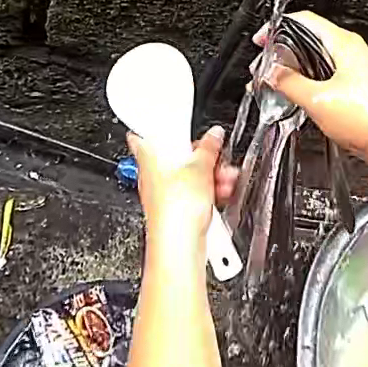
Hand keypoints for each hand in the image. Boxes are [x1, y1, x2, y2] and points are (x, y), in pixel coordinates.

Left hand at [127, 126, 238, 253]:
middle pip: (176, 155)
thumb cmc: (175, 209)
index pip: (143, 134)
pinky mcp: (177, 210)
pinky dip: (208, 189)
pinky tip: (221, 191)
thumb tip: (214, 135)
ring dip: (210, 173)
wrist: (179, 246)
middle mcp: (153, 175)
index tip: (171, 121)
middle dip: (201, 155)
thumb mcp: (200, 167)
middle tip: (215, 156)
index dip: (157, 125)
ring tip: (224, 177)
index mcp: (149, 158)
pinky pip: (194, 192)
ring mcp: (165, 193)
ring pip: (189, 174)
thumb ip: (209, 147)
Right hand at [256, 11, 367, 174]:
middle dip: (281, 54)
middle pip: (308, 41)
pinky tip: (296, 100)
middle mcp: (350, 52)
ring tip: (274, 86)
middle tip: (263, 70)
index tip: (260, 41)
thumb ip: (290, 83)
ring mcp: (355, 71)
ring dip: (293, 72)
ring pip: (316, 62)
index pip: (303, 21)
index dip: (277, 28)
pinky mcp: (357, 90)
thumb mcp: (318, 100)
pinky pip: (326, 79)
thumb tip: (271, 73)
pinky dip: (308, 85)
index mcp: (343, 43)